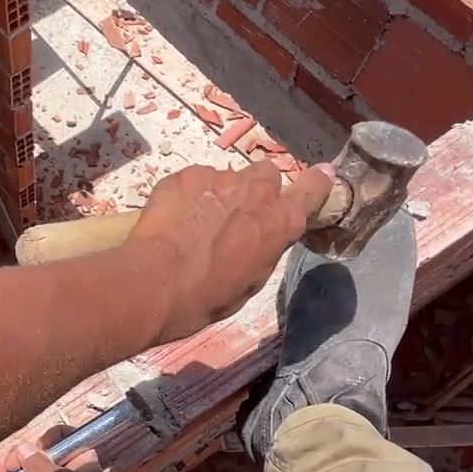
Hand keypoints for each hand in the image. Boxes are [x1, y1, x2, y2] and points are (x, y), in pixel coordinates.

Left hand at [126, 162, 332, 342]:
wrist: (157, 283)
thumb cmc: (207, 296)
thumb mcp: (251, 281)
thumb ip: (264, 248)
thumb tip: (259, 239)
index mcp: (282, 221)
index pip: (313, 188)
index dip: (313, 184)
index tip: (315, 179)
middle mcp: (257, 191)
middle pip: (267, 174)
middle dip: (256, 189)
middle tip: (235, 212)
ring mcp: (220, 178)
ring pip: (228, 176)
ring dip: (219, 192)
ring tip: (196, 219)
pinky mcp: (185, 175)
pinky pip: (193, 179)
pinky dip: (188, 194)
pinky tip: (173, 217)